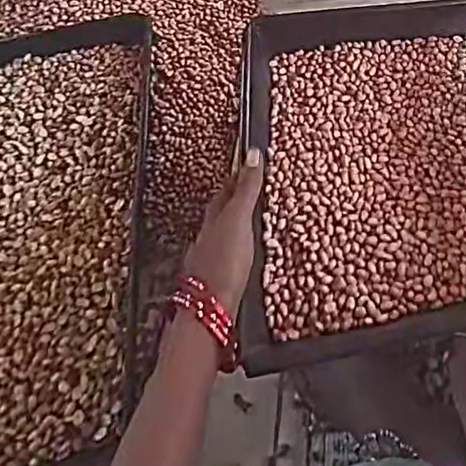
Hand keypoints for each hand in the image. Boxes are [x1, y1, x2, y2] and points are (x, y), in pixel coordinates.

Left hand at [181, 148, 265, 313]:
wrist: (210, 312)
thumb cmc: (224, 262)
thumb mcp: (239, 220)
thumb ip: (246, 189)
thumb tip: (252, 153)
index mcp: (214, 219)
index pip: (225, 190)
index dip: (237, 176)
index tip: (248, 163)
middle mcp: (208, 237)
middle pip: (222, 212)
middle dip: (236, 200)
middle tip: (255, 189)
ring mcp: (211, 260)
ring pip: (224, 235)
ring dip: (238, 226)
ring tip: (257, 221)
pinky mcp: (219, 281)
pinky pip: (229, 256)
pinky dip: (239, 250)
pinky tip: (248, 257)